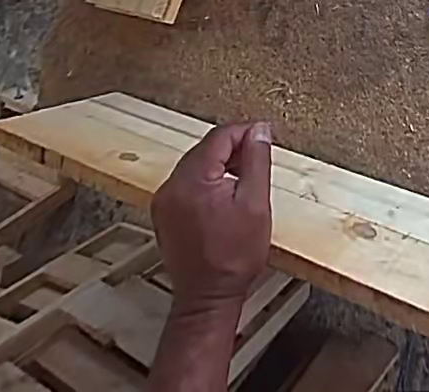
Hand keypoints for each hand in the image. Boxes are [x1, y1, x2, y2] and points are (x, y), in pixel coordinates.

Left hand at [152, 122, 273, 307]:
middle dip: (233, 147)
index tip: (263, 136)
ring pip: (197, 163)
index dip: (245, 132)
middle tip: (258, 156)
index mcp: (192, 180)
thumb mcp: (255, 202)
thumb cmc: (233, 257)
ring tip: (245, 176)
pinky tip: (226, 192)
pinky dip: (208, 178)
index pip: (219, 136)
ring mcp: (164, 200)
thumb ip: (257, 159)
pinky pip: (188, 181)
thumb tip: (259, 130)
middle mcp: (172, 186)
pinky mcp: (164, 212)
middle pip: (206, 147)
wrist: (208, 300)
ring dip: (221, 162)